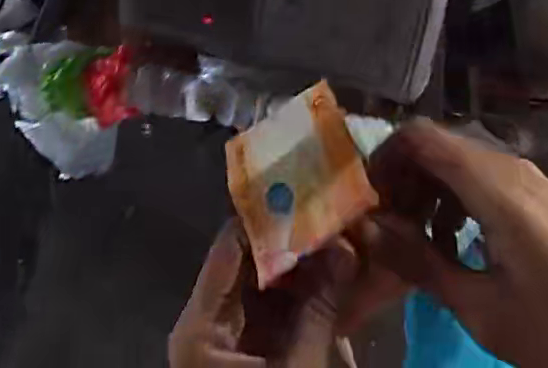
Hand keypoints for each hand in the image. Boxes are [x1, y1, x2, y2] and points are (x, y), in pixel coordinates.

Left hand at [170, 221, 364, 367]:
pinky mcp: (242, 352)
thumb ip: (321, 307)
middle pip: (249, 261)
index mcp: (200, 326)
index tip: (312, 195)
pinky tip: (332, 277)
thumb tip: (347, 244)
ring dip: (302, 265)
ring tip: (342, 240)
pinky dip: (299, 294)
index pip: (231, 245)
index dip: (270, 217)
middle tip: (337, 217)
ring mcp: (222, 338)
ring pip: (263, 283)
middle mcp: (204, 322)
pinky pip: (270, 309)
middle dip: (295, 241)